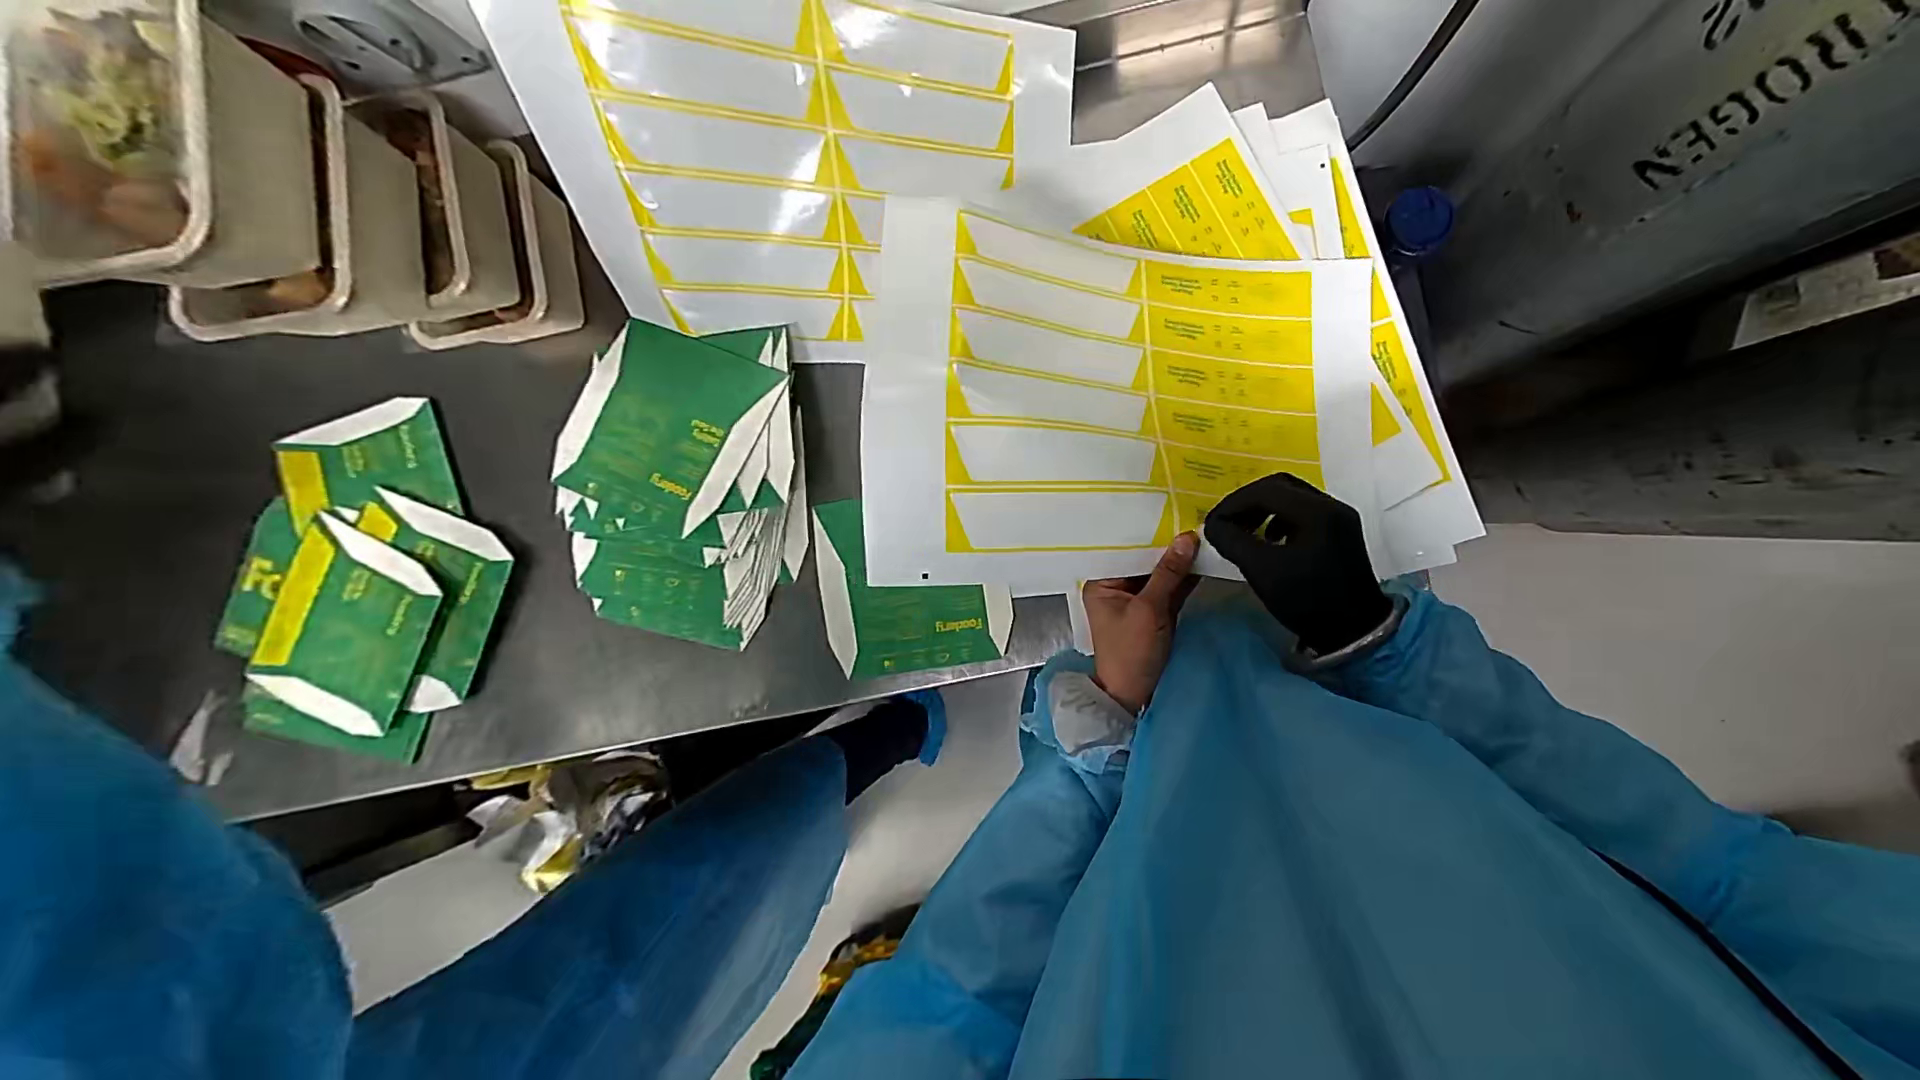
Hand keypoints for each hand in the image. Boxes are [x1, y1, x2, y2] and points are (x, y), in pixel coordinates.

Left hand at [1083, 532, 1198, 713]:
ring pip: (1161, 571)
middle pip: (1144, 558)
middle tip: (1192, 514)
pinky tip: (1205, 556)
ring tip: (1204, 530)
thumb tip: (1188, 537)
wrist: (1134, 695)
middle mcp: (1117, 586)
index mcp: (1101, 582)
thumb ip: (1168, 573)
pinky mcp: (1157, 610)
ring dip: (1180, 558)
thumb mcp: (1148, 610)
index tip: (1170, 508)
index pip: (1123, 548)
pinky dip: (1187, 575)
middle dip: (1167, 542)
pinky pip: (1172, 586)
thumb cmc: (1130, 652)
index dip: (1147, 530)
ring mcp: (1138, 598)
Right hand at [1203, 473, 1389, 654]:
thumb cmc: (1307, 600)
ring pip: (1292, 497)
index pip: (1265, 490)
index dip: (1233, 503)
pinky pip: (1302, 512)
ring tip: (1244, 531)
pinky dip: (1278, 518)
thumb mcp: (1262, 570)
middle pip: (1279, 487)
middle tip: (1227, 522)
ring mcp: (1338, 518)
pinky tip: (1269, 540)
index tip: (1213, 523)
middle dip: (1247, 502)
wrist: (1353, 631)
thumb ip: (1232, 541)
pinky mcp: (1339, 532)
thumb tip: (1213, 525)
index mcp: (1316, 512)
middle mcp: (1331, 506)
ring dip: (1262, 509)